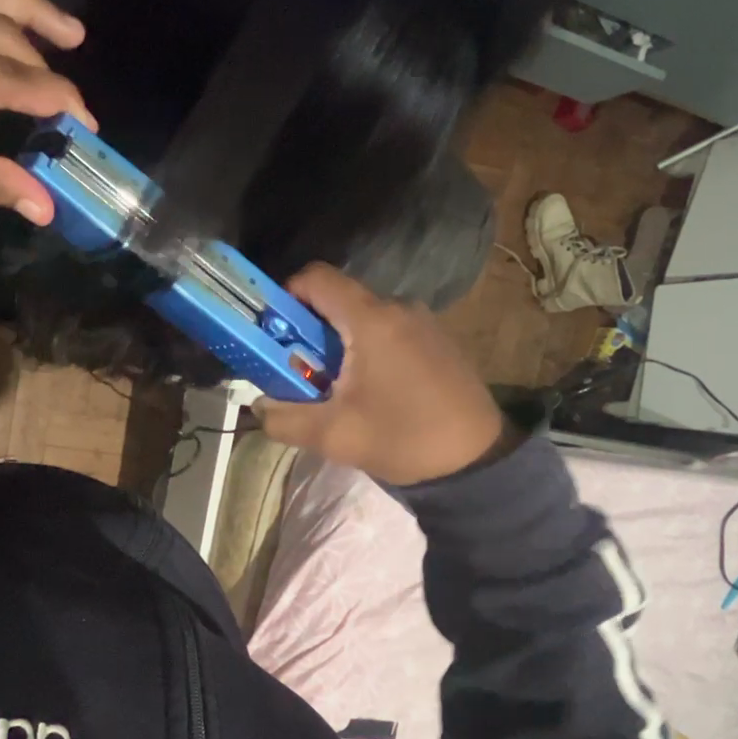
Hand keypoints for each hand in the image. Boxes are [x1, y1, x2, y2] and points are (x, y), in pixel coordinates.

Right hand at [256, 264, 508, 485]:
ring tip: (332, 389)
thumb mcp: (331, 436)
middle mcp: (398, 308)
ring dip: (336, 345)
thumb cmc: (402, 439)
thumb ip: (283, 418)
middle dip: (307, 331)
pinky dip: (364, 351)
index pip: (315, 278)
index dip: (284, 296)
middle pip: (337, 300)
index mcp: (371, 320)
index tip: (272, 333)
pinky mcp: (436, 340)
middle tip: (297, 373)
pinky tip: (367, 392)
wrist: (477, 460)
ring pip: (361, 318)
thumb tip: (259, 406)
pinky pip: (386, 331)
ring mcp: (422, 322)